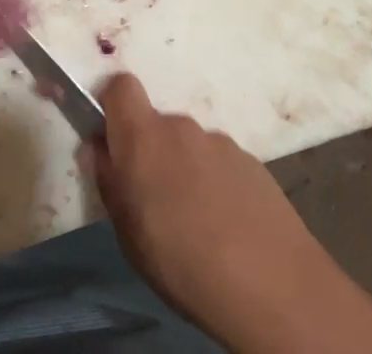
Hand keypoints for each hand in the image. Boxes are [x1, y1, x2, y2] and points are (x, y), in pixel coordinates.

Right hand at [91, 74, 371, 353]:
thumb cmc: (181, 262)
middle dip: (151, 153)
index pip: (121, 87)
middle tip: (154, 200)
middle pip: (158, 124)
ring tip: (196, 222)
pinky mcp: (254, 163)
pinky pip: (220, 164)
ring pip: (191, 147)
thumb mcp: (126, 232)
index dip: (112, 104)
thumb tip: (99, 147)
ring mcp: (223, 143)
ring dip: (186, 170)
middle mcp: (183, 128)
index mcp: (144, 139)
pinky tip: (226, 226)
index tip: (111, 139)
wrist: (273, 286)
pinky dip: (216, 184)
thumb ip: (109, 181)